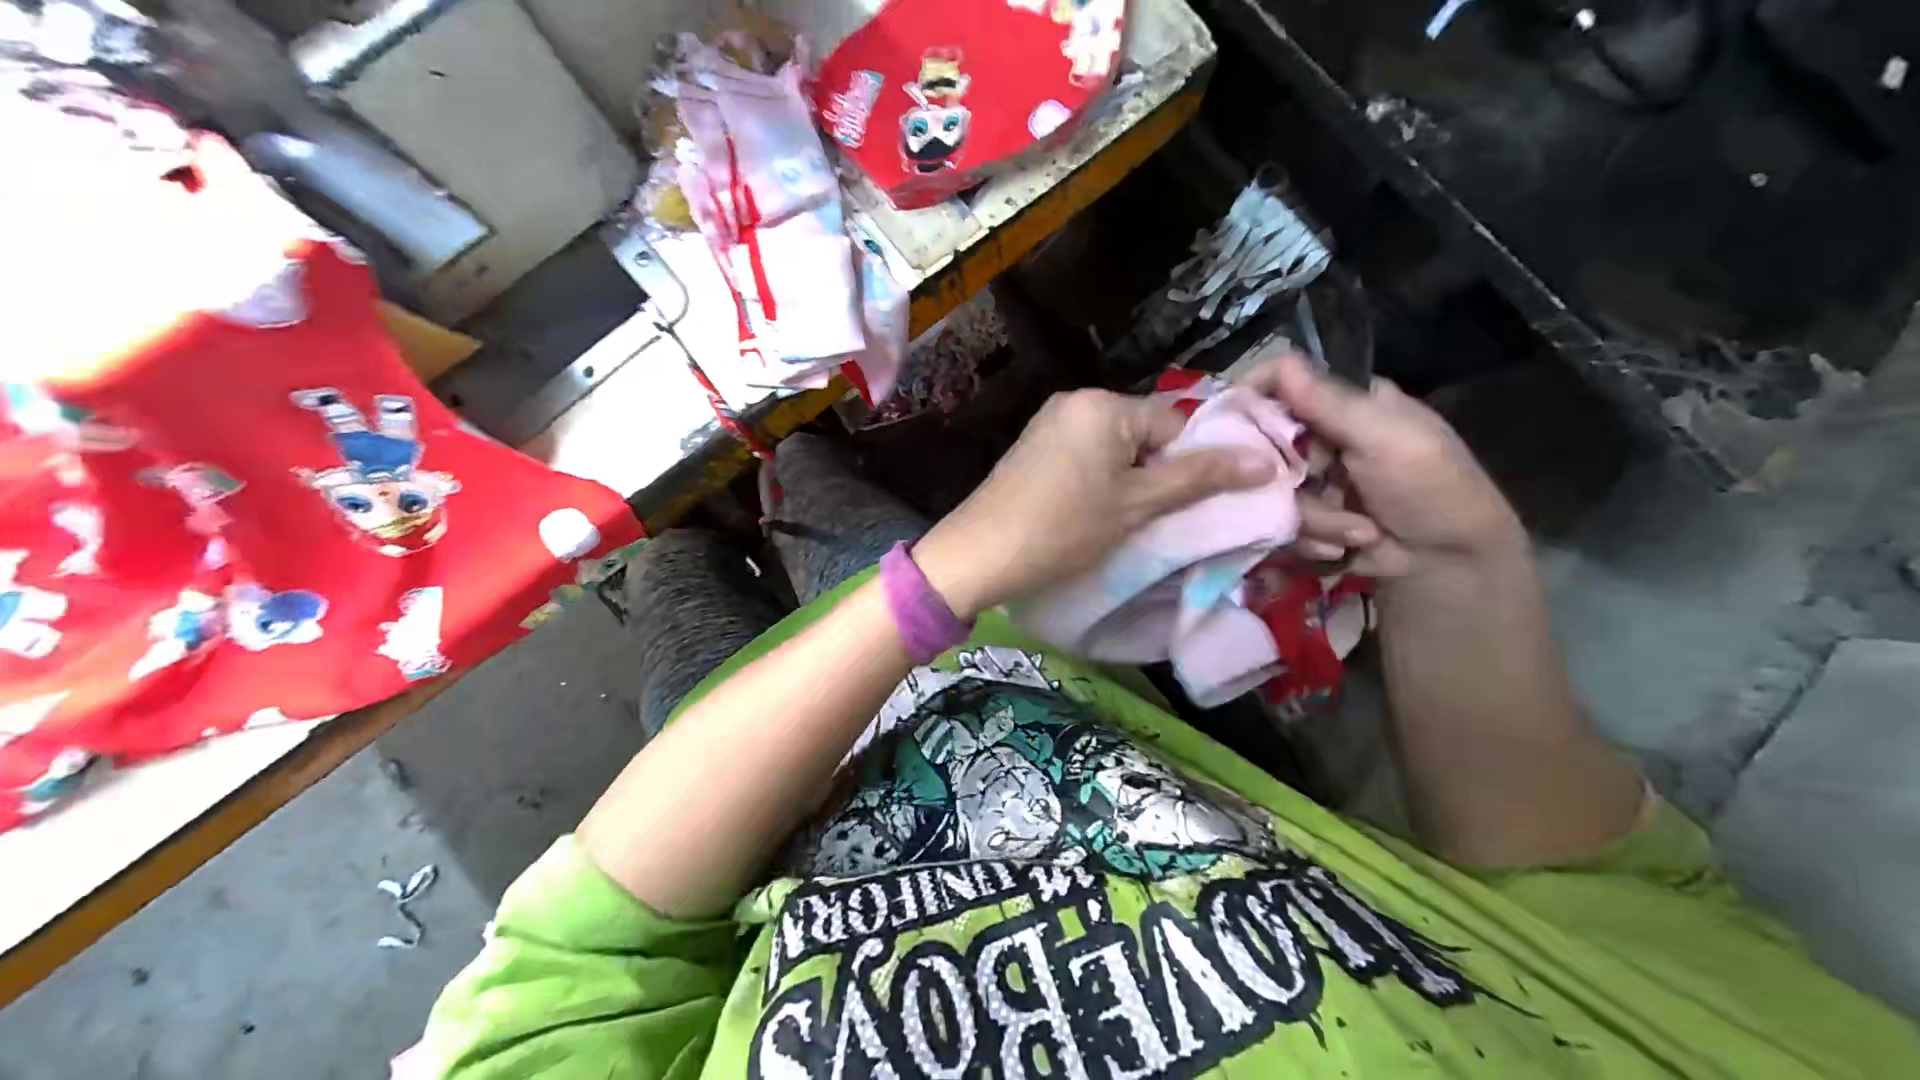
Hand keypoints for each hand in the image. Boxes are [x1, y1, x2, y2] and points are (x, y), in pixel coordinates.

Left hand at [912, 389, 1274, 616]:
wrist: (978, 556)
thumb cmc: (1062, 530)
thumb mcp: (1136, 505)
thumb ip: (1198, 478)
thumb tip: (1265, 460)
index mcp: (1103, 404)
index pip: (1175, 424)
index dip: (1190, 465)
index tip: (1189, 507)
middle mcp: (1075, 401)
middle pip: (1145, 434)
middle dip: (1158, 474)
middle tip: (1156, 519)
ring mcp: (1050, 423)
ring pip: (1116, 449)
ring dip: (1130, 482)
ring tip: (1123, 522)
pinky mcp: (1034, 448)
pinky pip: (1087, 457)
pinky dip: (1101, 482)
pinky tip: (1092, 515)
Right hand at [1239, 352, 1524, 579]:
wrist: (1450, 565)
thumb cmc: (1432, 490)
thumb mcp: (1388, 440)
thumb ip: (1332, 404)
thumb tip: (1282, 361)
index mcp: (1343, 403)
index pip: (1280, 382)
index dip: (1251, 398)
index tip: (1231, 425)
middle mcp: (1319, 436)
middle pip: (1263, 443)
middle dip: (1288, 479)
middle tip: (1317, 491)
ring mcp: (1309, 480)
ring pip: (1269, 491)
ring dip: (1312, 519)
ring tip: (1357, 532)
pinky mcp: (1303, 517)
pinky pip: (1278, 523)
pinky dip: (1310, 539)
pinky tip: (1343, 547)